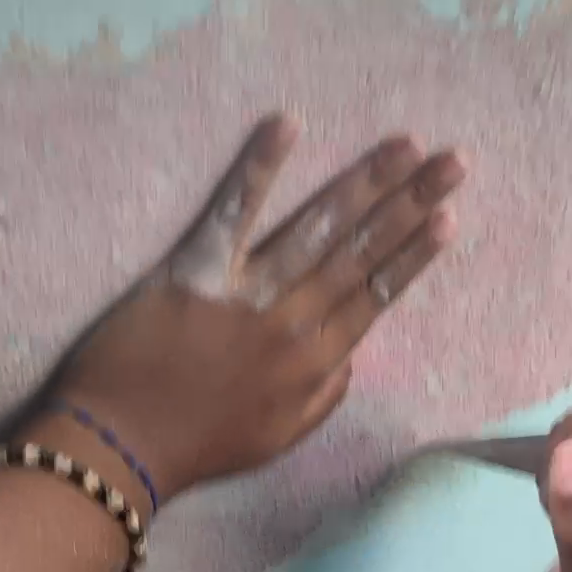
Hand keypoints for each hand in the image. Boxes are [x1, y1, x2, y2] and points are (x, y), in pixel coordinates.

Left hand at [50, 115, 466, 500]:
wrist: (119, 447)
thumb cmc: (198, 445)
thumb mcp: (279, 439)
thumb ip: (326, 394)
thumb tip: (351, 349)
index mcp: (315, 361)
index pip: (377, 294)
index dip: (415, 252)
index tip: (449, 216)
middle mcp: (293, 319)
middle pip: (362, 250)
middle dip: (412, 202)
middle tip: (452, 160)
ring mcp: (247, 291)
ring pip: (317, 227)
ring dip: (365, 181)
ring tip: (405, 145)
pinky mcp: (195, 269)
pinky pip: (233, 211)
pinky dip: (260, 168)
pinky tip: (289, 124)